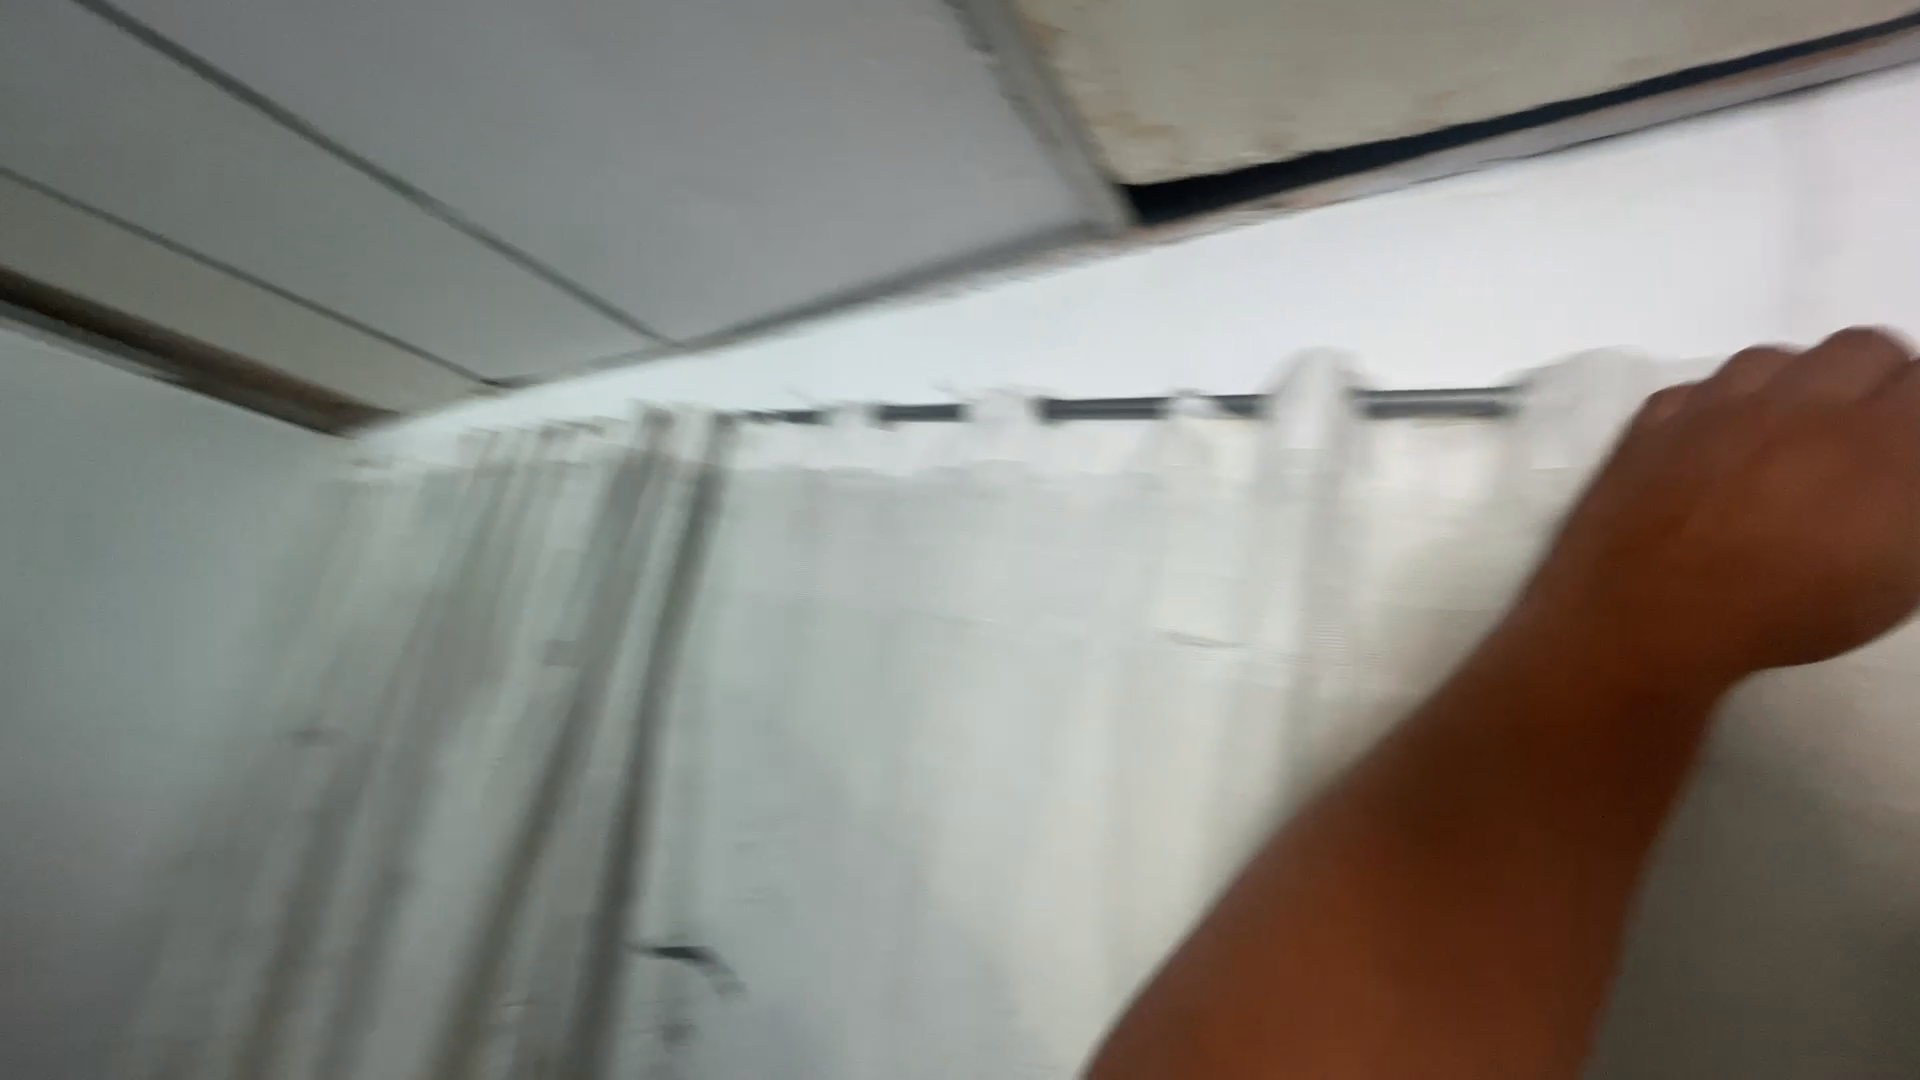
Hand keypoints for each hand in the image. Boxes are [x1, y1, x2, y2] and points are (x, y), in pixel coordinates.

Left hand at [1513, 328, 1919, 691]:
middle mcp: (1796, 408)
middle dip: (1870, 382)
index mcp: (1880, 440)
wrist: (1641, 615)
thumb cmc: (1782, 609)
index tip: (1906, 438)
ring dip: (1786, 385)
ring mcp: (1710, 412)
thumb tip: (1894, 464)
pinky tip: (1707, 446)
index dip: (1917, 410)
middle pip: (1857, 350)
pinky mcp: (1644, 428)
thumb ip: (1910, 495)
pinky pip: (1689, 391)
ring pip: (1768, 360)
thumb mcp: (1899, 567)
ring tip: (1778, 435)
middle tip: (1855, 432)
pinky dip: (1707, 408)